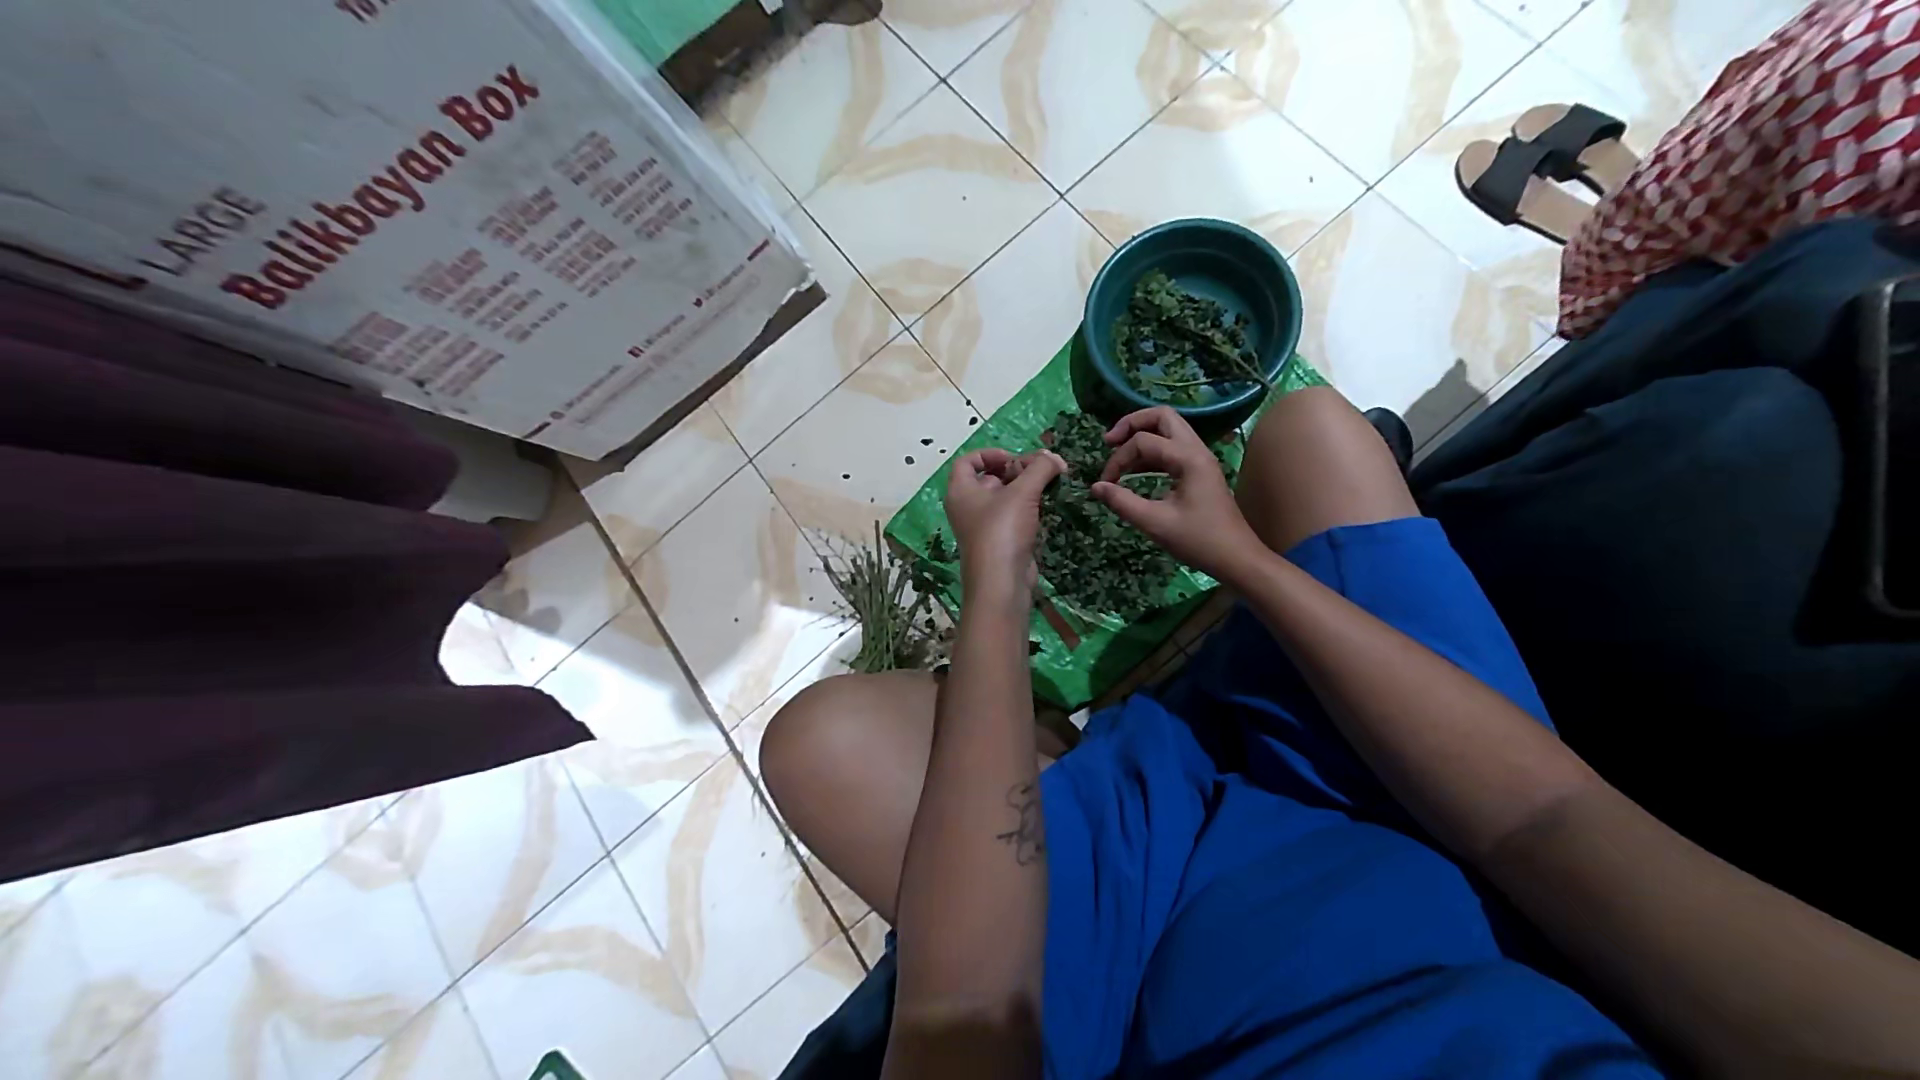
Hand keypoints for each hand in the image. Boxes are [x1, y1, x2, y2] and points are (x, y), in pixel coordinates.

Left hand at [945, 448, 1066, 603]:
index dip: (989, 454)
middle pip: (990, 477)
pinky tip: (1049, 504)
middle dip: (1017, 470)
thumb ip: (1039, 468)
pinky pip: (1014, 516)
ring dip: (1027, 488)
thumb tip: (1054, 457)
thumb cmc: (1002, 530)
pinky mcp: (1002, 541)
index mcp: (961, 491)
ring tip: (1051, 483)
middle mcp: (968, 506)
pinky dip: (1029, 507)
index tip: (1013, 458)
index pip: (967, 461)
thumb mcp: (1022, 492)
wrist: (1002, 582)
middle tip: (1042, 469)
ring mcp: (985, 526)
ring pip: (1005, 498)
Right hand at [1091, 407, 1264, 584]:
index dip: (1118, 459)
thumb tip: (1095, 487)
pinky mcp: (1199, 471)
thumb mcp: (1155, 523)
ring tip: (1118, 454)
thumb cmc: (1199, 540)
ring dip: (1142, 436)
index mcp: (1188, 458)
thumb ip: (1122, 502)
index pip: (1142, 442)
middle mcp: (1196, 450)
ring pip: (1168, 430)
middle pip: (1162, 417)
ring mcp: (1200, 459)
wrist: (1237, 558)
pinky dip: (1151, 452)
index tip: (1105, 484)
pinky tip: (1135, 471)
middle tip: (1109, 442)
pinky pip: (1172, 448)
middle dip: (1132, 424)